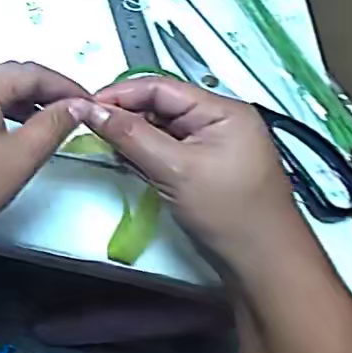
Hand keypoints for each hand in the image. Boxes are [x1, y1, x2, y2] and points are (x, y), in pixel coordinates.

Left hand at [0, 61, 92, 249]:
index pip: (31, 72)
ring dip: (27, 101)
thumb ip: (53, 126)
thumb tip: (77, 105)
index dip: (65, 84)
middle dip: (47, 89)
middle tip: (74, 109)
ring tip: (52, 121)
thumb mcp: (20, 157)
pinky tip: (19, 133)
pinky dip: (7, 112)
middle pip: (12, 76)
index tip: (89, 102)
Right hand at [80, 77, 309, 271]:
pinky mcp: (202, 167)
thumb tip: (93, 110)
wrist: (264, 265)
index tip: (87, 106)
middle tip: (92, 128)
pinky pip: (166, 148)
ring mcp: (210, 145)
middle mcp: (218, 121)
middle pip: (159, 105)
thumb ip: (130, 135)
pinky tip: (128, 162)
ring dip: (132, 136)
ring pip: (160, 128)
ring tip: (107, 147)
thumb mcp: (174, 169)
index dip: (120, 93)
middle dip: (125, 115)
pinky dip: (144, 153)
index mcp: (222, 110)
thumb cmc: (231, 214)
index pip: (160, 87)